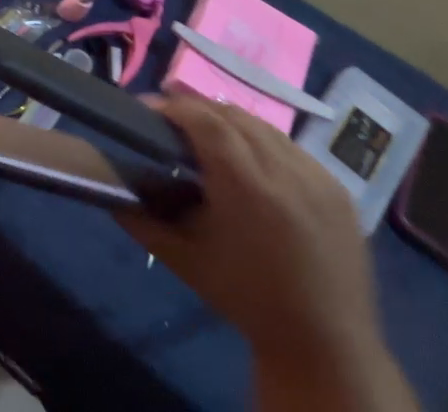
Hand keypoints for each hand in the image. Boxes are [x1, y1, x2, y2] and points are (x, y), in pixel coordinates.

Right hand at [115, 96, 376, 361]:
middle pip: (236, 116)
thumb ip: (140, 220)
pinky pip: (293, 149)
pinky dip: (262, 141)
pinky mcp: (340, 190)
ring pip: (267, 128)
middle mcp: (287, 173)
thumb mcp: (181, 259)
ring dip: (230, 122)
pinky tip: (248, 161)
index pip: (207, 121)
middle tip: (168, 118)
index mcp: (246, 187)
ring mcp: (320, 179)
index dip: (173, 106)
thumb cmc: (244, 297)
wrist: (324, 340)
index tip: (145, 108)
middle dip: (198, 109)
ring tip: (205, 134)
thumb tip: (107, 191)